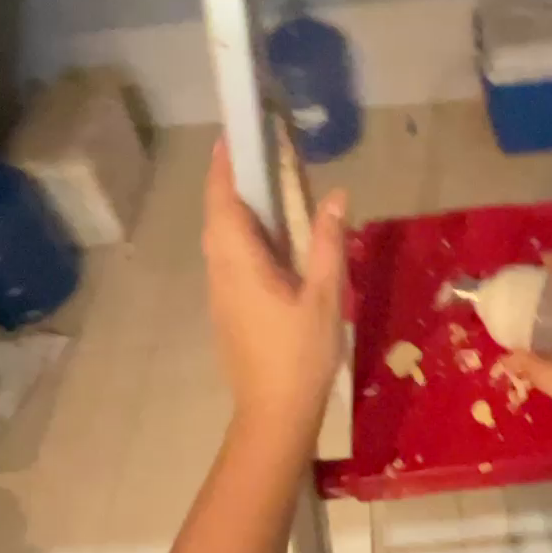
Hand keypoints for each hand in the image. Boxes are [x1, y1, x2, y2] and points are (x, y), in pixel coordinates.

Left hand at [202, 139, 349, 430]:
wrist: (274, 413)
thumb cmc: (300, 355)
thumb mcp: (324, 296)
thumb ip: (326, 243)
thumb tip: (335, 194)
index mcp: (241, 264)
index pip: (224, 204)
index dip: (223, 170)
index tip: (230, 139)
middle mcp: (221, 273)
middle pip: (216, 218)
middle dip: (227, 183)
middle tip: (251, 156)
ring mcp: (221, 293)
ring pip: (219, 239)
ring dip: (231, 209)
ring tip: (259, 187)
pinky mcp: (227, 308)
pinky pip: (227, 258)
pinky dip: (238, 235)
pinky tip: (266, 240)